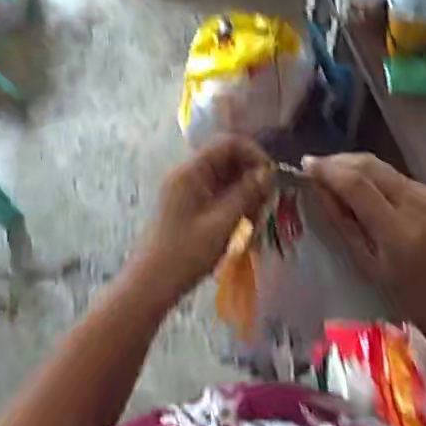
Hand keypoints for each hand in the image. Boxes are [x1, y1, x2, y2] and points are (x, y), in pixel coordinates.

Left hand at [126, 136, 273, 309]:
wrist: (152, 282)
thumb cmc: (186, 254)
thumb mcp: (222, 224)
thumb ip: (246, 194)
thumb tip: (268, 172)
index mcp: (191, 171)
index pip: (227, 143)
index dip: (253, 153)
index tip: (272, 176)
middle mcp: (187, 172)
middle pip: (226, 158)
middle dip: (250, 174)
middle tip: (266, 201)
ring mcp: (187, 187)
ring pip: (224, 176)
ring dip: (244, 191)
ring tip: (255, 217)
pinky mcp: (189, 202)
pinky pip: (217, 191)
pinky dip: (234, 202)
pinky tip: (243, 223)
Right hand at [304, 152, 425, 362]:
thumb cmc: (413, 304)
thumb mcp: (369, 266)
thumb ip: (343, 223)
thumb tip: (319, 188)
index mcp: (400, 231)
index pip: (355, 183)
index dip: (327, 169)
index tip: (304, 164)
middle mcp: (419, 205)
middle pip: (369, 165)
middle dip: (338, 161)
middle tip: (315, 167)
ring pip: (382, 167)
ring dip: (355, 166)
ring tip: (333, 174)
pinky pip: (397, 177)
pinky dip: (374, 176)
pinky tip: (362, 187)